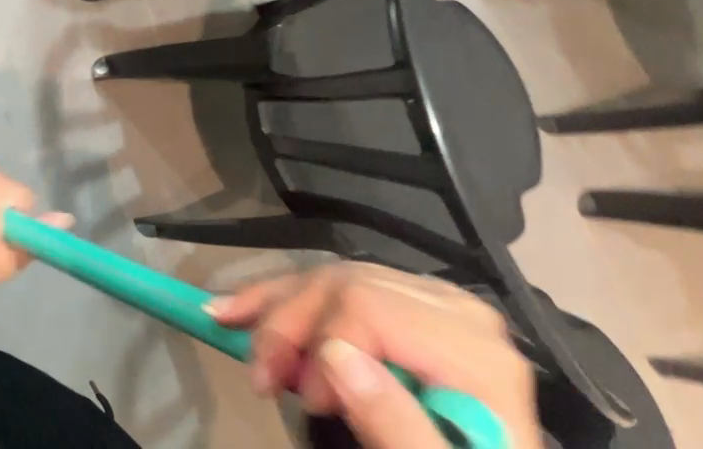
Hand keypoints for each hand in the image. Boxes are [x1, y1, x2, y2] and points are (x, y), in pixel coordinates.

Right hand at [208, 263, 541, 448]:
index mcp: (472, 351)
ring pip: (329, 277)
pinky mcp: (408, 304)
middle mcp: (456, 311)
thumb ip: (397, 426)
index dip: (321, 345)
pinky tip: (239, 306)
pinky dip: (284, 296)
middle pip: (343, 284)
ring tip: (230, 333)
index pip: (368, 306)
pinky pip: (335, 282)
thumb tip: (336, 355)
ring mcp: (431, 302)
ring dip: (273, 307)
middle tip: (260, 379)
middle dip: (286, 324)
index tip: (305, 401)